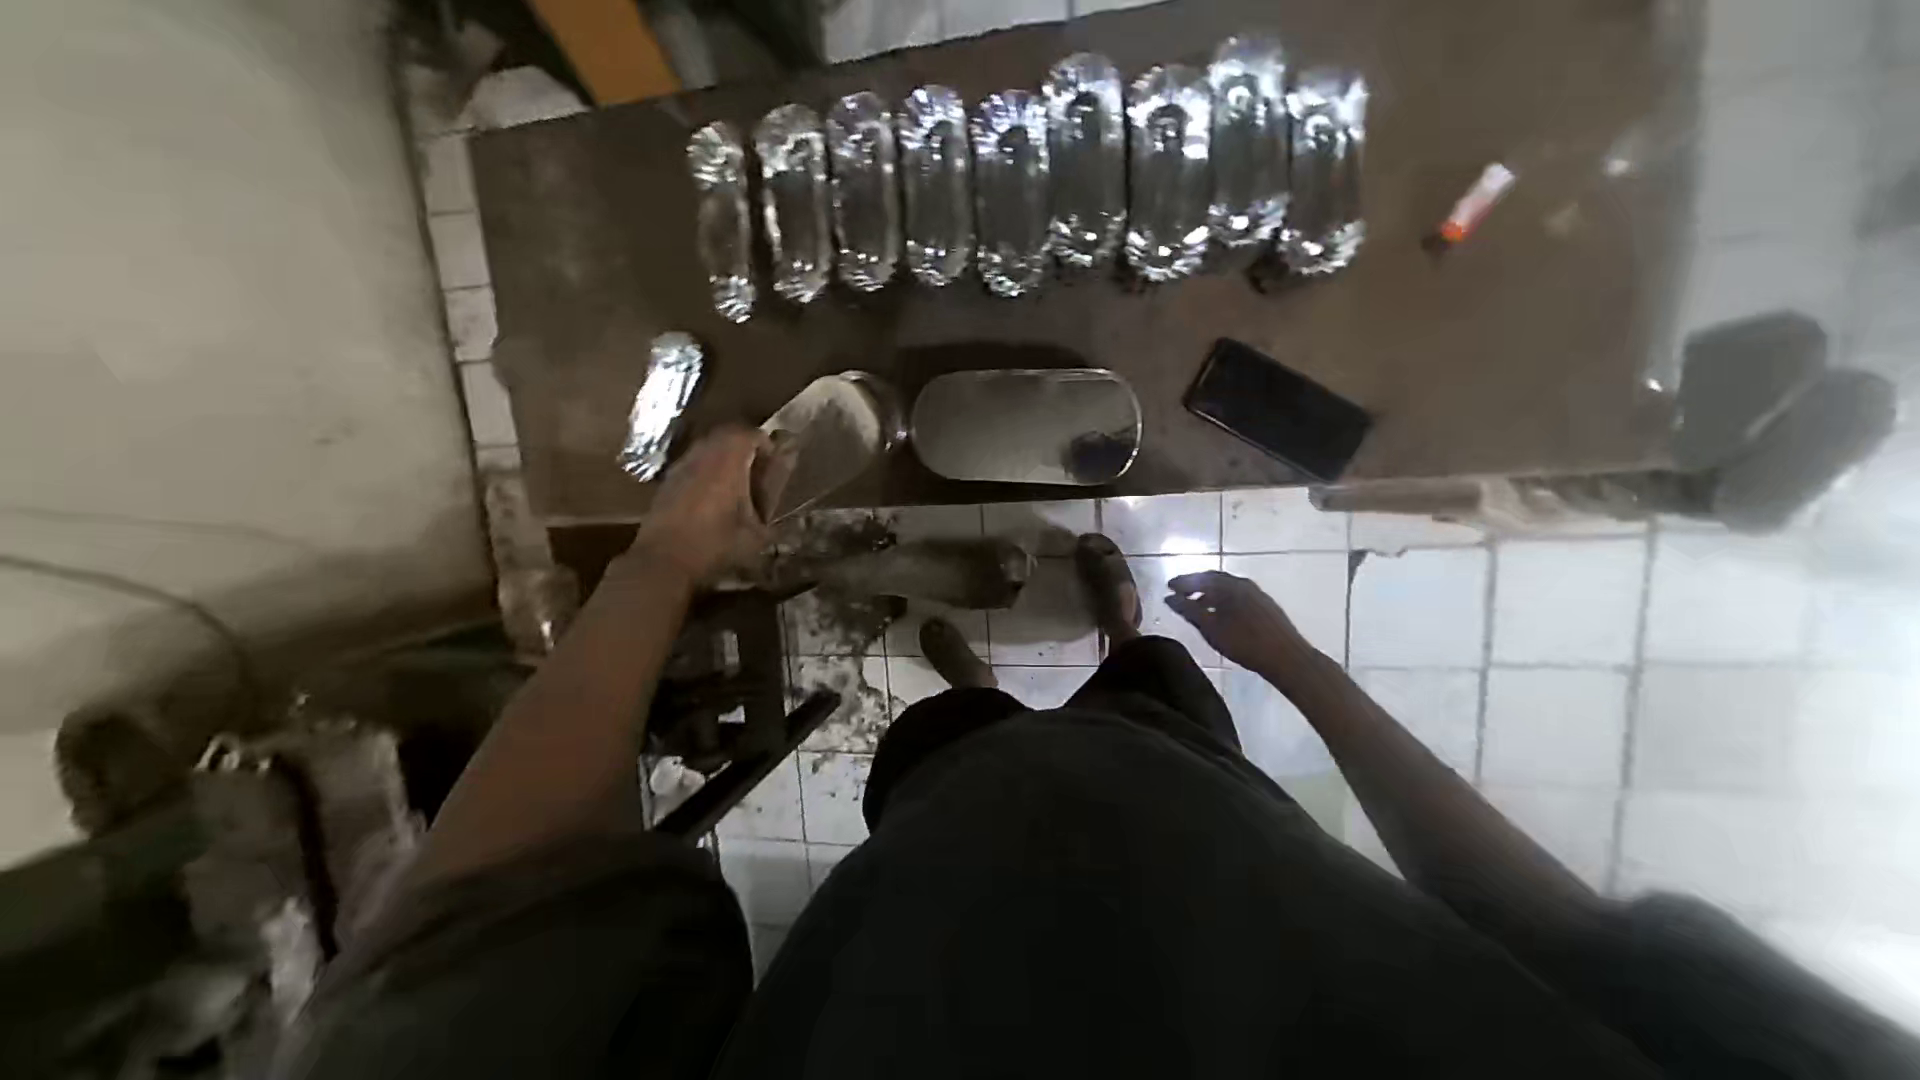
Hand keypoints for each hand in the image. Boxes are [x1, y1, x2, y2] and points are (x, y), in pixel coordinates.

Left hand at [629, 426, 769, 584]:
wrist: (663, 562)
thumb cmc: (715, 547)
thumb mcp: (756, 533)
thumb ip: (771, 504)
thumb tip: (781, 495)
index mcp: (727, 464)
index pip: (749, 433)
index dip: (765, 443)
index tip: (775, 461)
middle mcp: (702, 458)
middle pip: (726, 434)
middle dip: (745, 445)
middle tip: (759, 468)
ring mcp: (680, 468)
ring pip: (706, 447)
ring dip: (724, 456)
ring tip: (737, 482)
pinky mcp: (666, 483)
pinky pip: (692, 463)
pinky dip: (707, 470)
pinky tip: (713, 496)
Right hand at [1166, 571, 1319, 675]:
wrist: (1287, 658)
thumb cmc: (1244, 643)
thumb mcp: (1210, 628)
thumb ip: (1187, 610)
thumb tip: (1168, 598)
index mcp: (1229, 585)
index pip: (1199, 578)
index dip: (1182, 582)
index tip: (1167, 587)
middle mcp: (1243, 584)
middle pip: (1214, 579)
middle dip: (1195, 585)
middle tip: (1180, 593)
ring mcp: (1257, 594)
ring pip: (1227, 588)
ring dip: (1210, 593)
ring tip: (1197, 605)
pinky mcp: (1265, 605)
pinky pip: (1237, 596)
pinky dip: (1223, 599)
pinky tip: (1220, 614)